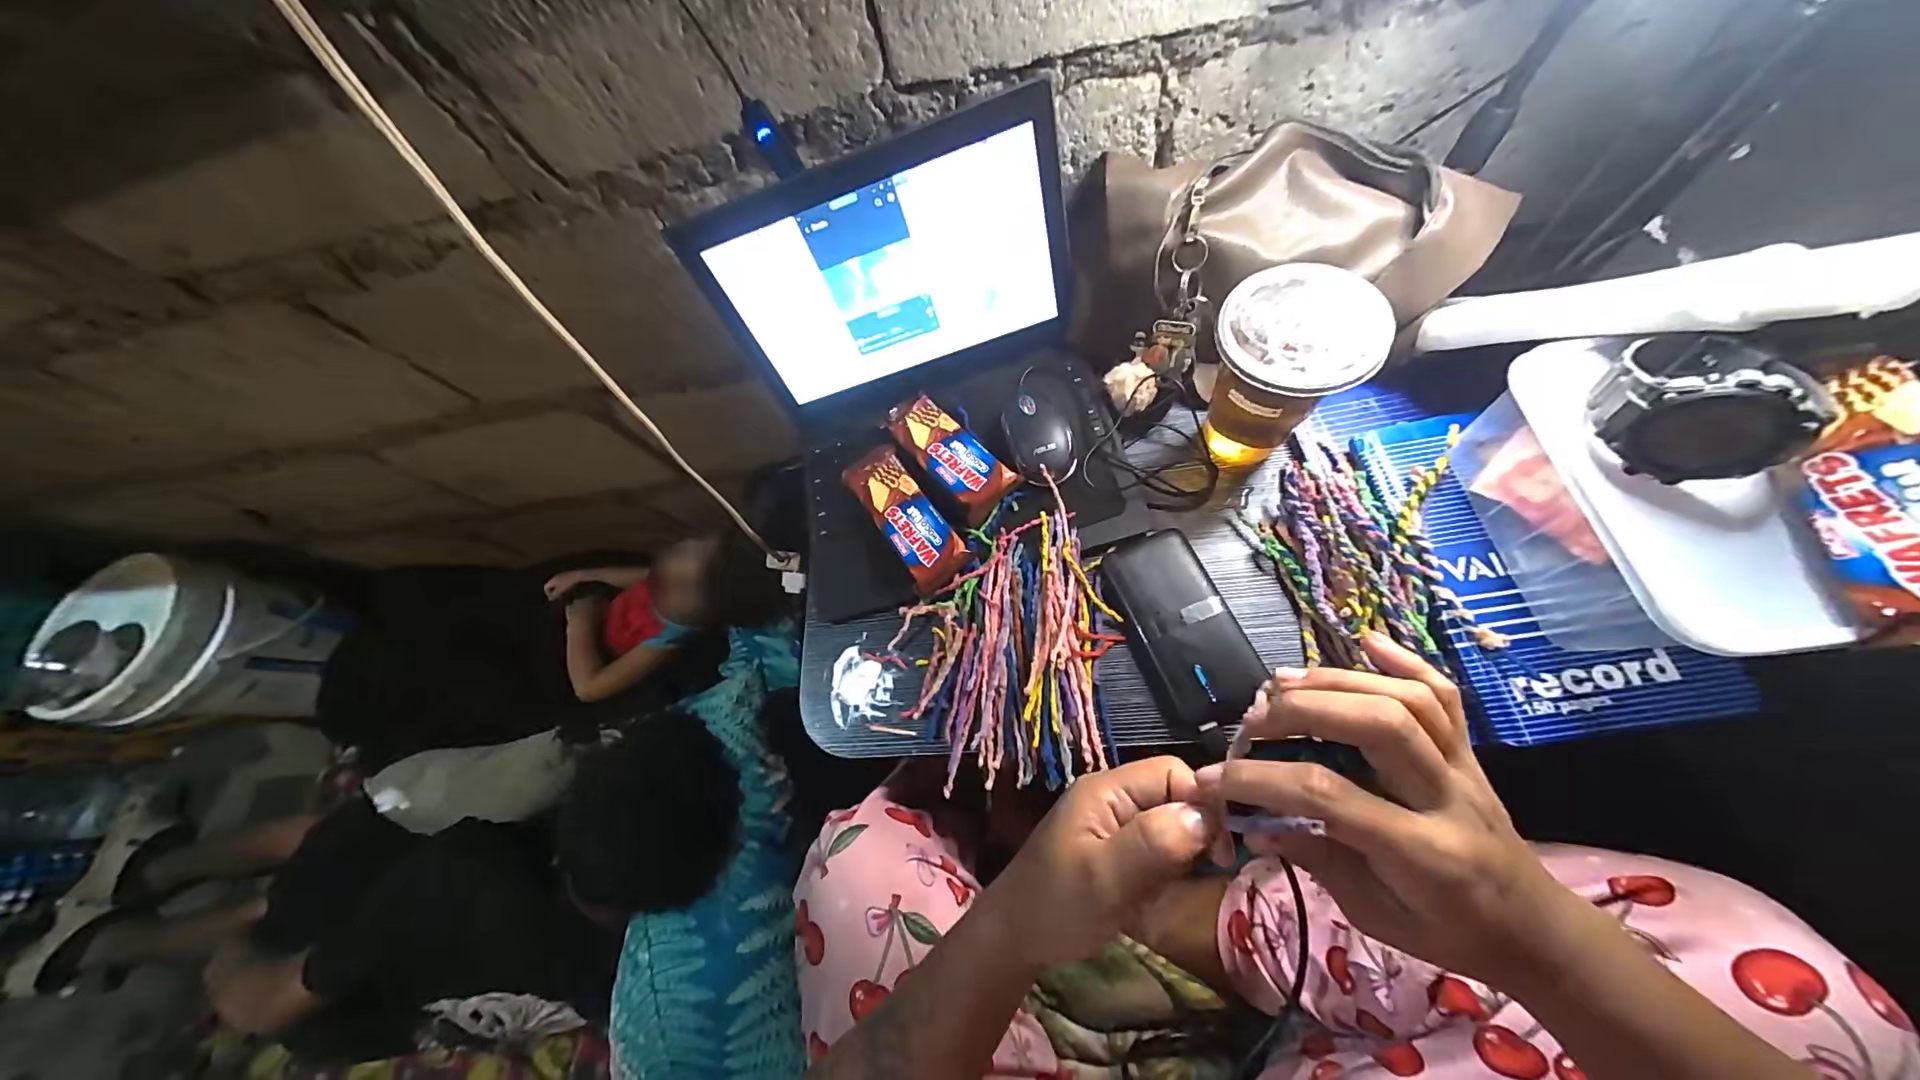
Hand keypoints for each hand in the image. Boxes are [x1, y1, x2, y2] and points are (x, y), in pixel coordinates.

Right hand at [544, 570, 591, 598]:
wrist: (578, 575)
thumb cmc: (568, 584)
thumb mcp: (560, 590)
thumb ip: (554, 595)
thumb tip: (550, 599)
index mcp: (552, 580)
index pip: (546, 587)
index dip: (548, 593)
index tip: (553, 597)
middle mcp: (555, 577)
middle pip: (551, 585)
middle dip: (554, 592)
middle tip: (559, 596)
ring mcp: (561, 575)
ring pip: (557, 584)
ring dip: (559, 589)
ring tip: (564, 594)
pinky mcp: (567, 574)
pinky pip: (562, 581)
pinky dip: (563, 586)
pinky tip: (569, 589)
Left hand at [972, 756, 1210, 972]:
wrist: (1015, 938)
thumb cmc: (1055, 903)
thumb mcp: (1102, 876)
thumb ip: (1151, 843)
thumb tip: (1204, 817)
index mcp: (1106, 789)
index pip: (1172, 773)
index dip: (1202, 803)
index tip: (1218, 851)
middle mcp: (1114, 798)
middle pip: (1176, 796)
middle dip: (1196, 832)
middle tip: (1204, 874)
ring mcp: (1117, 825)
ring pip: (1173, 824)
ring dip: (1185, 855)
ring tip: (1179, 887)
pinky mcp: (1120, 851)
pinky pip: (1161, 849)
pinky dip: (1172, 870)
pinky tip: (1165, 894)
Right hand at [1196, 632, 1580, 986]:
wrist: (1536, 932)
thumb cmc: (1450, 933)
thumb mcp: (1373, 914)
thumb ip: (1315, 858)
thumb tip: (1253, 820)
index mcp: (1425, 853)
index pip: (1328, 796)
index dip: (1258, 780)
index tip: (1210, 779)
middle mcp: (1449, 797)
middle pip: (1378, 725)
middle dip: (1302, 711)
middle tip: (1252, 719)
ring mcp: (1465, 766)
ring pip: (1409, 699)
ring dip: (1337, 679)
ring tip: (1282, 683)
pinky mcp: (1470, 749)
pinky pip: (1445, 694)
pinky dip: (1404, 660)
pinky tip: (1365, 640)